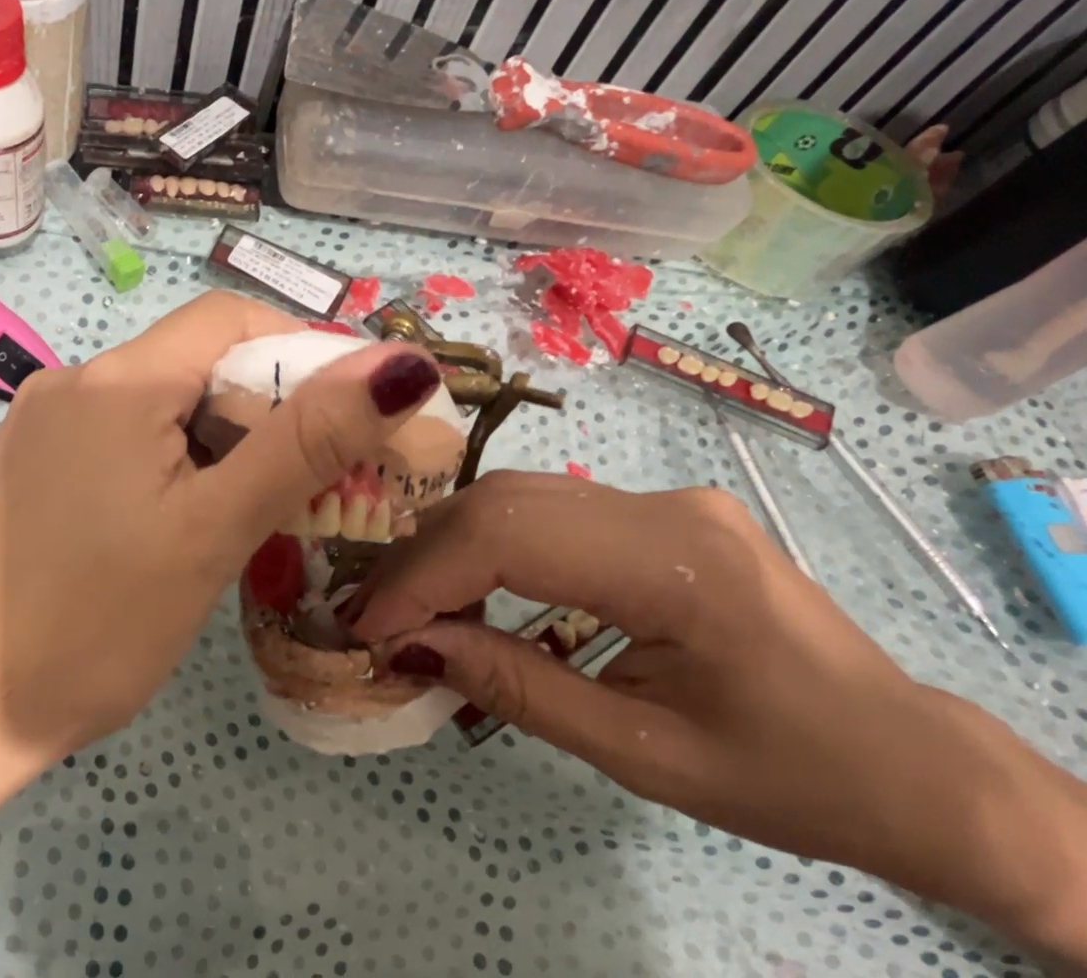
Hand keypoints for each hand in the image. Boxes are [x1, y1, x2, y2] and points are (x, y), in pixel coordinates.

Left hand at [0, 291, 441, 758]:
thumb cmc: (94, 624)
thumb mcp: (212, 531)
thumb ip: (304, 443)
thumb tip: (398, 363)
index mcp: (113, 381)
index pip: (229, 321)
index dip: (304, 350)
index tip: (362, 411)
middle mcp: (71, 384)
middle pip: (194, 363)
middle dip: (270, 406)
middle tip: (326, 477)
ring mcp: (43, 428)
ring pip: (161, 407)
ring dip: (225, 442)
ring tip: (271, 507)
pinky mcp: (32, 472)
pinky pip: (122, 443)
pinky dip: (175, 465)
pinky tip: (196, 519)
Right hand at [352, 471, 1086, 963]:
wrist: (909, 763)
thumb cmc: (786, 776)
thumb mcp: (639, 754)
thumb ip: (515, 687)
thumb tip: (408, 647)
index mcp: (680, 567)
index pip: (508, 538)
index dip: (420, 579)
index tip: (366, 630)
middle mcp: (669, 509)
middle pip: (504, 502)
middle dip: (419, 559)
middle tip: (368, 618)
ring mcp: (667, 502)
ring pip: (518, 498)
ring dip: (446, 548)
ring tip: (403, 608)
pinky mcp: (660, 515)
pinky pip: (548, 514)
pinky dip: (487, 547)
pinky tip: (462, 590)